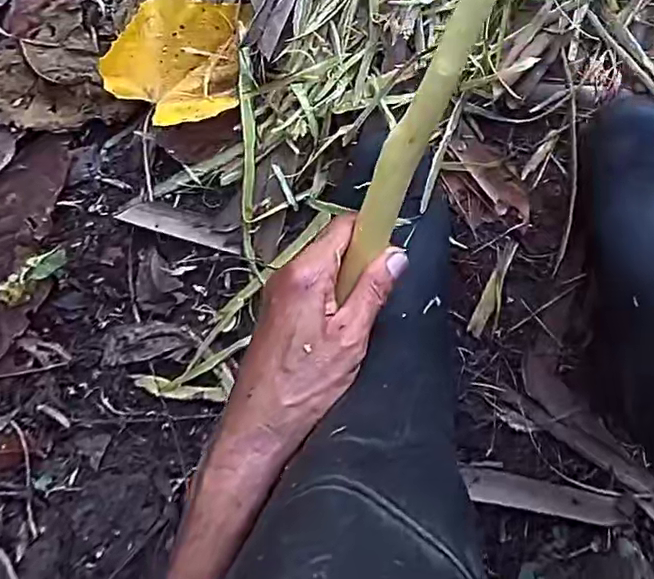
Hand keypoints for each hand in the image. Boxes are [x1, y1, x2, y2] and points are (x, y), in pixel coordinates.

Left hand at [214, 215, 404, 463]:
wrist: (258, 428)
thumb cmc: (298, 391)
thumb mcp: (351, 338)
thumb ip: (374, 290)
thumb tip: (395, 257)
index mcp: (306, 274)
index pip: (345, 225)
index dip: (373, 231)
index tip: (391, 245)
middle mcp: (287, 274)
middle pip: (334, 243)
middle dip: (361, 260)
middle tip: (375, 293)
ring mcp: (279, 289)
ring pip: (324, 264)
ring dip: (346, 280)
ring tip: (353, 319)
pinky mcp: (277, 306)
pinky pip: (311, 283)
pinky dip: (330, 295)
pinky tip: (334, 329)